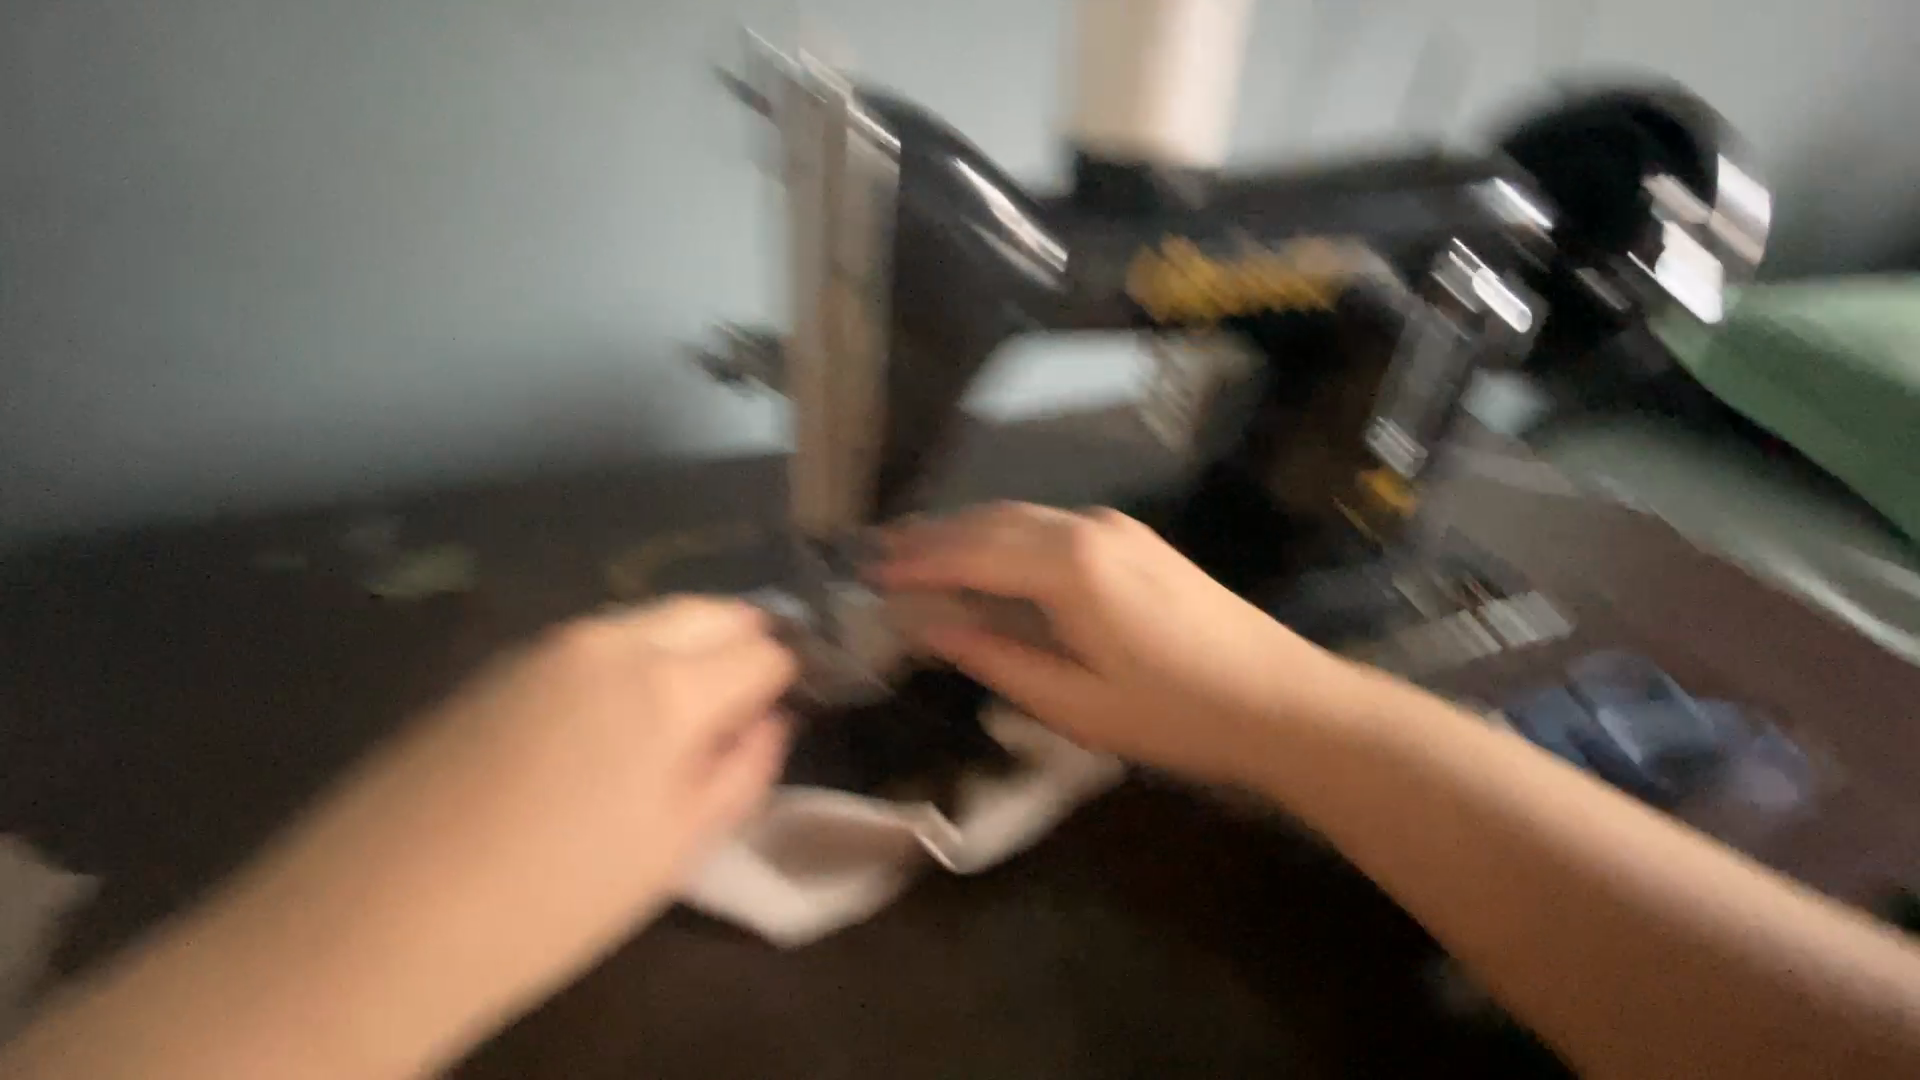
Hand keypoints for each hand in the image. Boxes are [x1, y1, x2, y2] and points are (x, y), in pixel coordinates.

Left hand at [403, 596, 797, 928]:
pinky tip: (617, 705)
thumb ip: (743, 771)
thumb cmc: (553, 901)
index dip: (784, 675)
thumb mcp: (676, 850)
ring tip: (692, 693)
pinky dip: (633, 653)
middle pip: (709, 610)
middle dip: (744, 635)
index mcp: (667, 689)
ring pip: (651, 616)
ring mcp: (550, 645)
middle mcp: (613, 643)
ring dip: (689, 639)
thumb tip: (771, 720)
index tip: (786, 702)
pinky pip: (596, 638)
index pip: (760, 650)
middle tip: (755, 681)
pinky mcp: (501, 662)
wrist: (371, 926)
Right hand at [876, 503, 1362, 784]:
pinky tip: (989, 557)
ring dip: (968, 532)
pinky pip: (1050, 527)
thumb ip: (997, 657)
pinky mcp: (1134, 540)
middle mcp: (1089, 528)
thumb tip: (931, 626)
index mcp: (1071, 567)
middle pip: (992, 521)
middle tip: (880, 555)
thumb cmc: (1176, 714)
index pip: (971, 551)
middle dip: (933, 537)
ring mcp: (1116, 528)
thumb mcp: (1075, 704)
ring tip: (919, 552)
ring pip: (1021, 518)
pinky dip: (1005, 537)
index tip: (869, 571)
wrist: (1282, 699)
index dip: (916, 562)